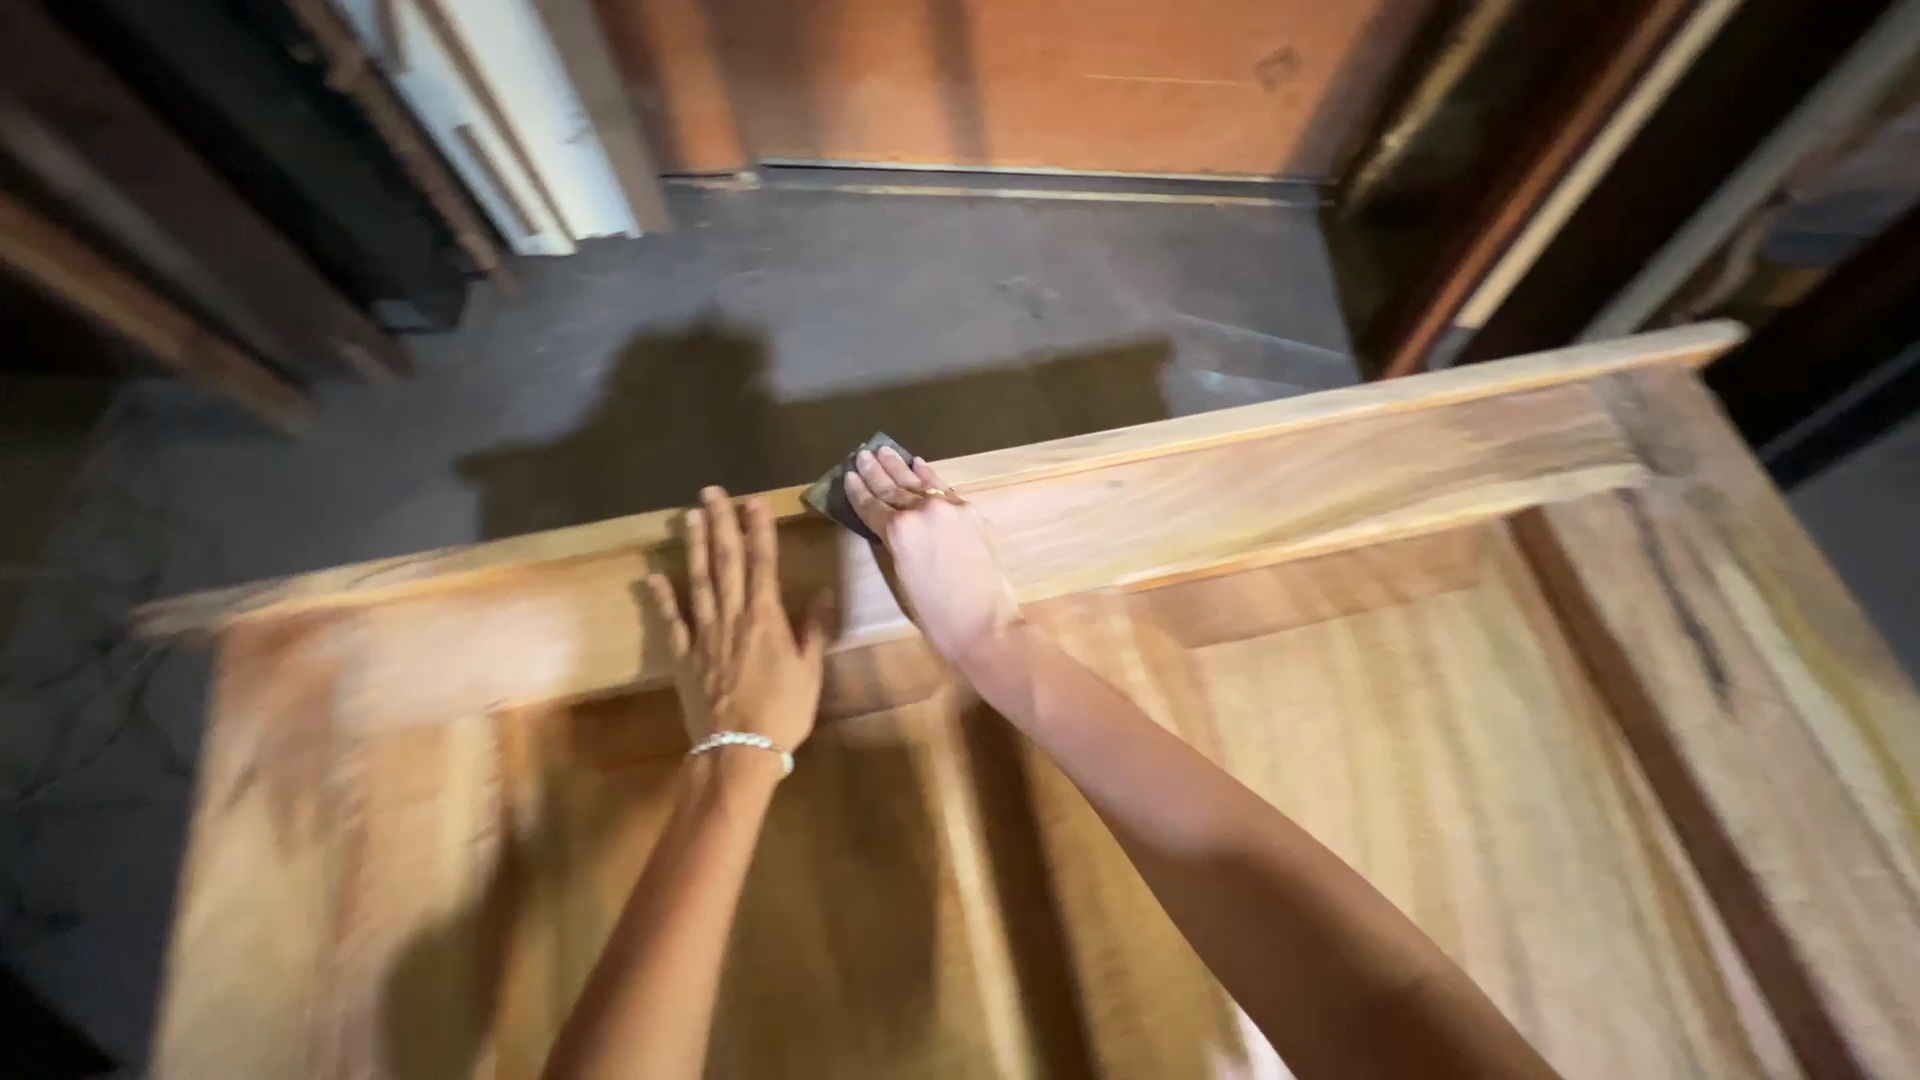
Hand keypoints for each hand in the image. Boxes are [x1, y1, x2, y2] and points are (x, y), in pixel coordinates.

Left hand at [646, 487, 833, 755]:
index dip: (758, 530)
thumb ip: (814, 629)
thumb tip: (823, 591)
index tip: (753, 502)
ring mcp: (704, 635)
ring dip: (695, 547)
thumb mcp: (810, 671)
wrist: (739, 750)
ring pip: (699, 582)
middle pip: (726, 563)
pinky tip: (655, 577)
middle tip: (712, 492)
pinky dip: (663, 598)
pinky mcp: (684, 657)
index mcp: (766, 619)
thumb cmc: (784, 711)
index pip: (762, 564)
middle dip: (721, 524)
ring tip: (690, 516)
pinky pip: (673, 622)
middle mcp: (733, 617)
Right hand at [845, 447, 1022, 668]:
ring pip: (919, 483)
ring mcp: (950, 508)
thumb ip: (896, 546)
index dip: (858, 491)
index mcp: (898, 531)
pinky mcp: (972, 513)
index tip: (848, 475)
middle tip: (861, 455)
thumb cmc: (936, 615)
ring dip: (899, 467)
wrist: (985, 623)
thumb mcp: (902, 579)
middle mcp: (922, 511)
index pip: (871, 506)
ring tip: (884, 451)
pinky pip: (944, 488)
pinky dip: (930, 476)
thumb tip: (895, 529)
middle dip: (875, 472)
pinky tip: (919, 463)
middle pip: (893, 489)